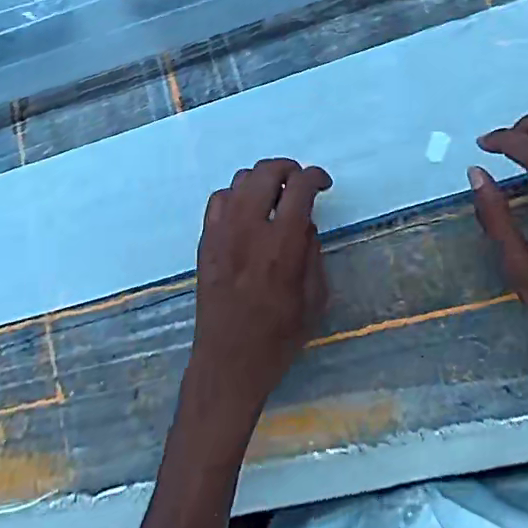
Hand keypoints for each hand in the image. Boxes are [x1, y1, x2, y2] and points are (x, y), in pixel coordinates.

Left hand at [188, 158, 331, 414]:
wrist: (228, 359)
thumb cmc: (278, 337)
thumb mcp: (314, 300)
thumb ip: (312, 253)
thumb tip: (305, 221)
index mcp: (282, 245)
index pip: (299, 189)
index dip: (314, 177)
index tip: (322, 182)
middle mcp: (249, 228)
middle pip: (266, 172)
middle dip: (288, 168)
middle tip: (299, 180)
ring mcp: (222, 231)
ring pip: (240, 180)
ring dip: (262, 180)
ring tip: (274, 194)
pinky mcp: (205, 239)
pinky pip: (219, 199)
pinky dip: (236, 195)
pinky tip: (246, 210)